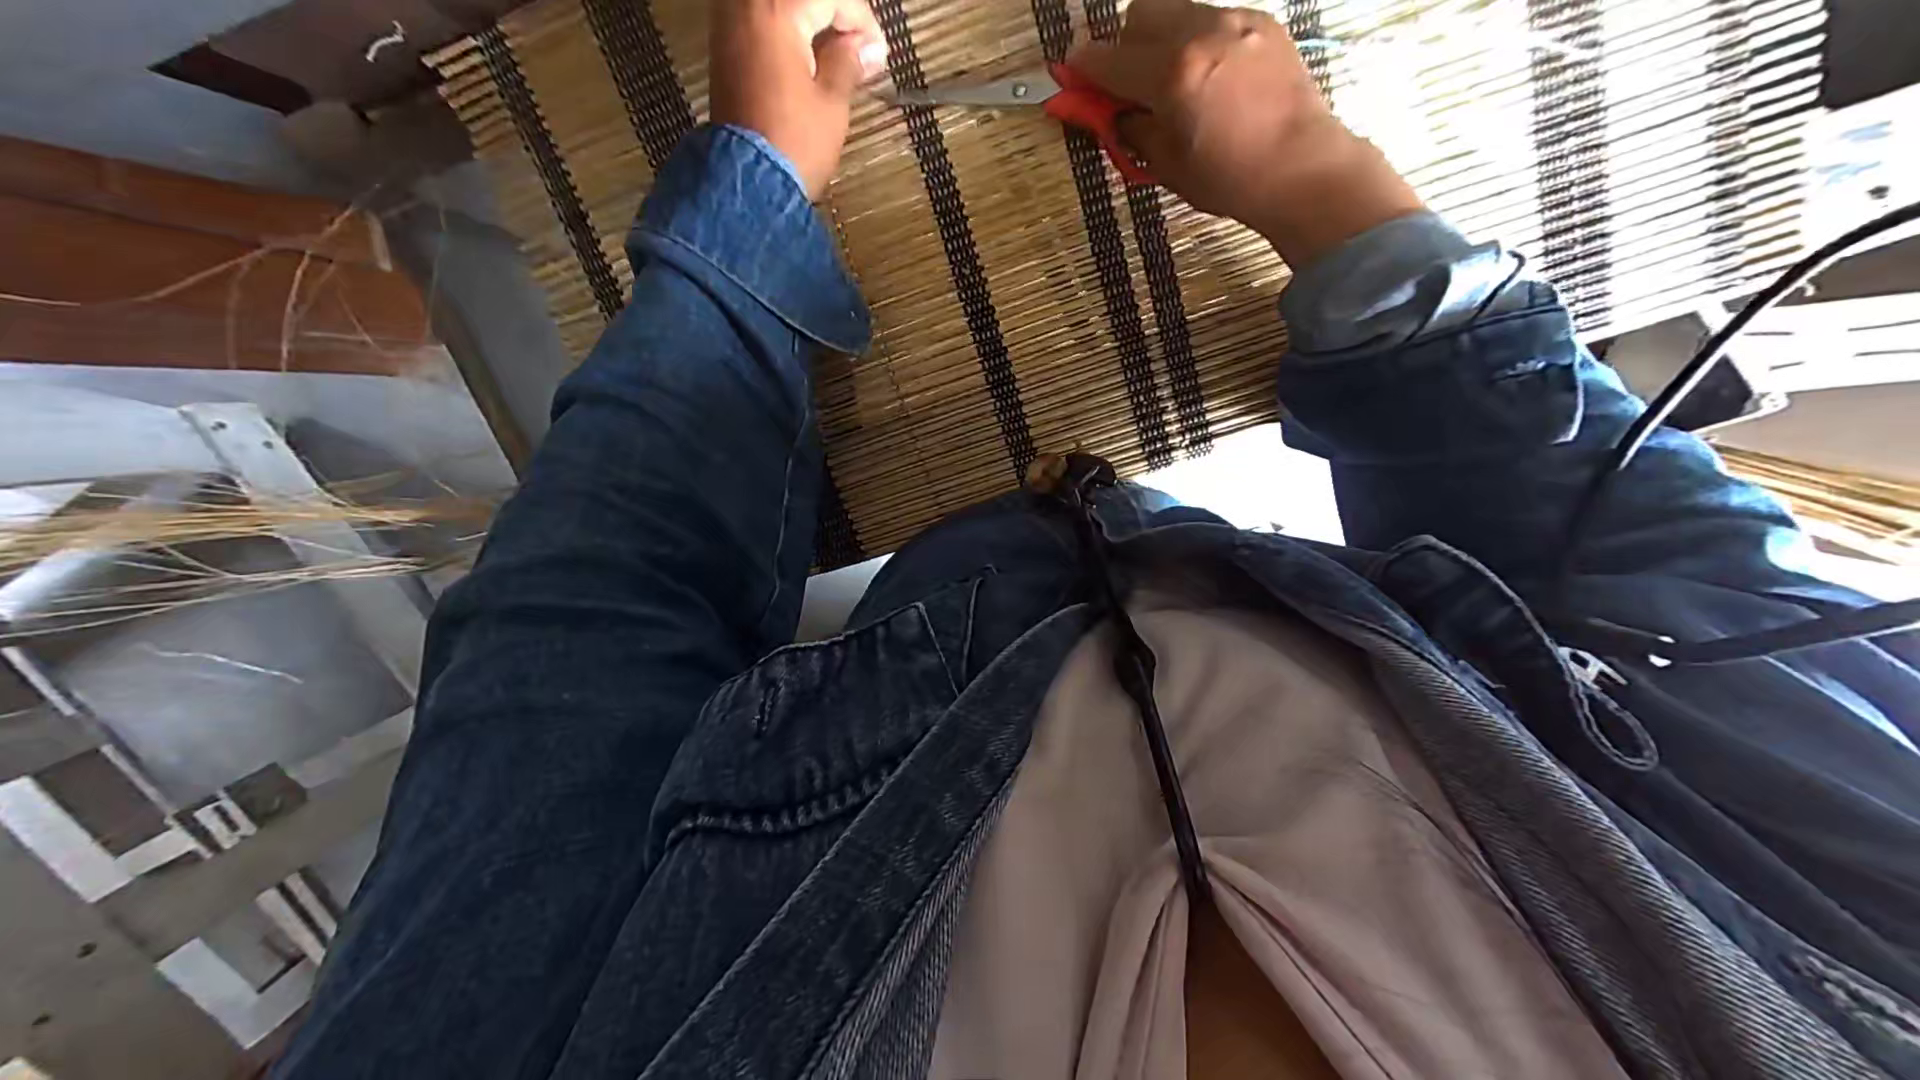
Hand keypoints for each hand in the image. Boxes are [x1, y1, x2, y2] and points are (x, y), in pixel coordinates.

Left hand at [709, 0, 889, 199]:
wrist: (748, 182)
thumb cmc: (794, 143)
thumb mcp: (831, 103)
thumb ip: (848, 62)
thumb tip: (868, 48)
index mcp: (777, 8)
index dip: (862, 20)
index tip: (879, 53)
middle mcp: (747, 3)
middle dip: (833, 13)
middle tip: (858, 44)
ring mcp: (729, 23)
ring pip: (777, 5)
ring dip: (807, 19)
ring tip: (835, 50)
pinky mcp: (723, 47)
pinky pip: (758, 16)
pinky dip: (785, 28)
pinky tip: (806, 54)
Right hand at [1068, 0, 1423, 265]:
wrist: (1301, 168)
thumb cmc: (1229, 179)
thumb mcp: (1166, 165)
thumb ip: (1132, 129)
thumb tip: (1110, 112)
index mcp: (1173, 75)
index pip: (1109, 60)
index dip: (1083, 68)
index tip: (1071, 73)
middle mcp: (1201, 34)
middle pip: (1140, 15)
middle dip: (1124, 45)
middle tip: (1127, 84)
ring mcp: (1236, 21)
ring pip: (1177, 10)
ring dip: (1160, 39)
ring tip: (1171, 81)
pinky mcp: (1261, 23)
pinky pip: (1212, 18)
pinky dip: (1196, 40)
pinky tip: (1207, 76)